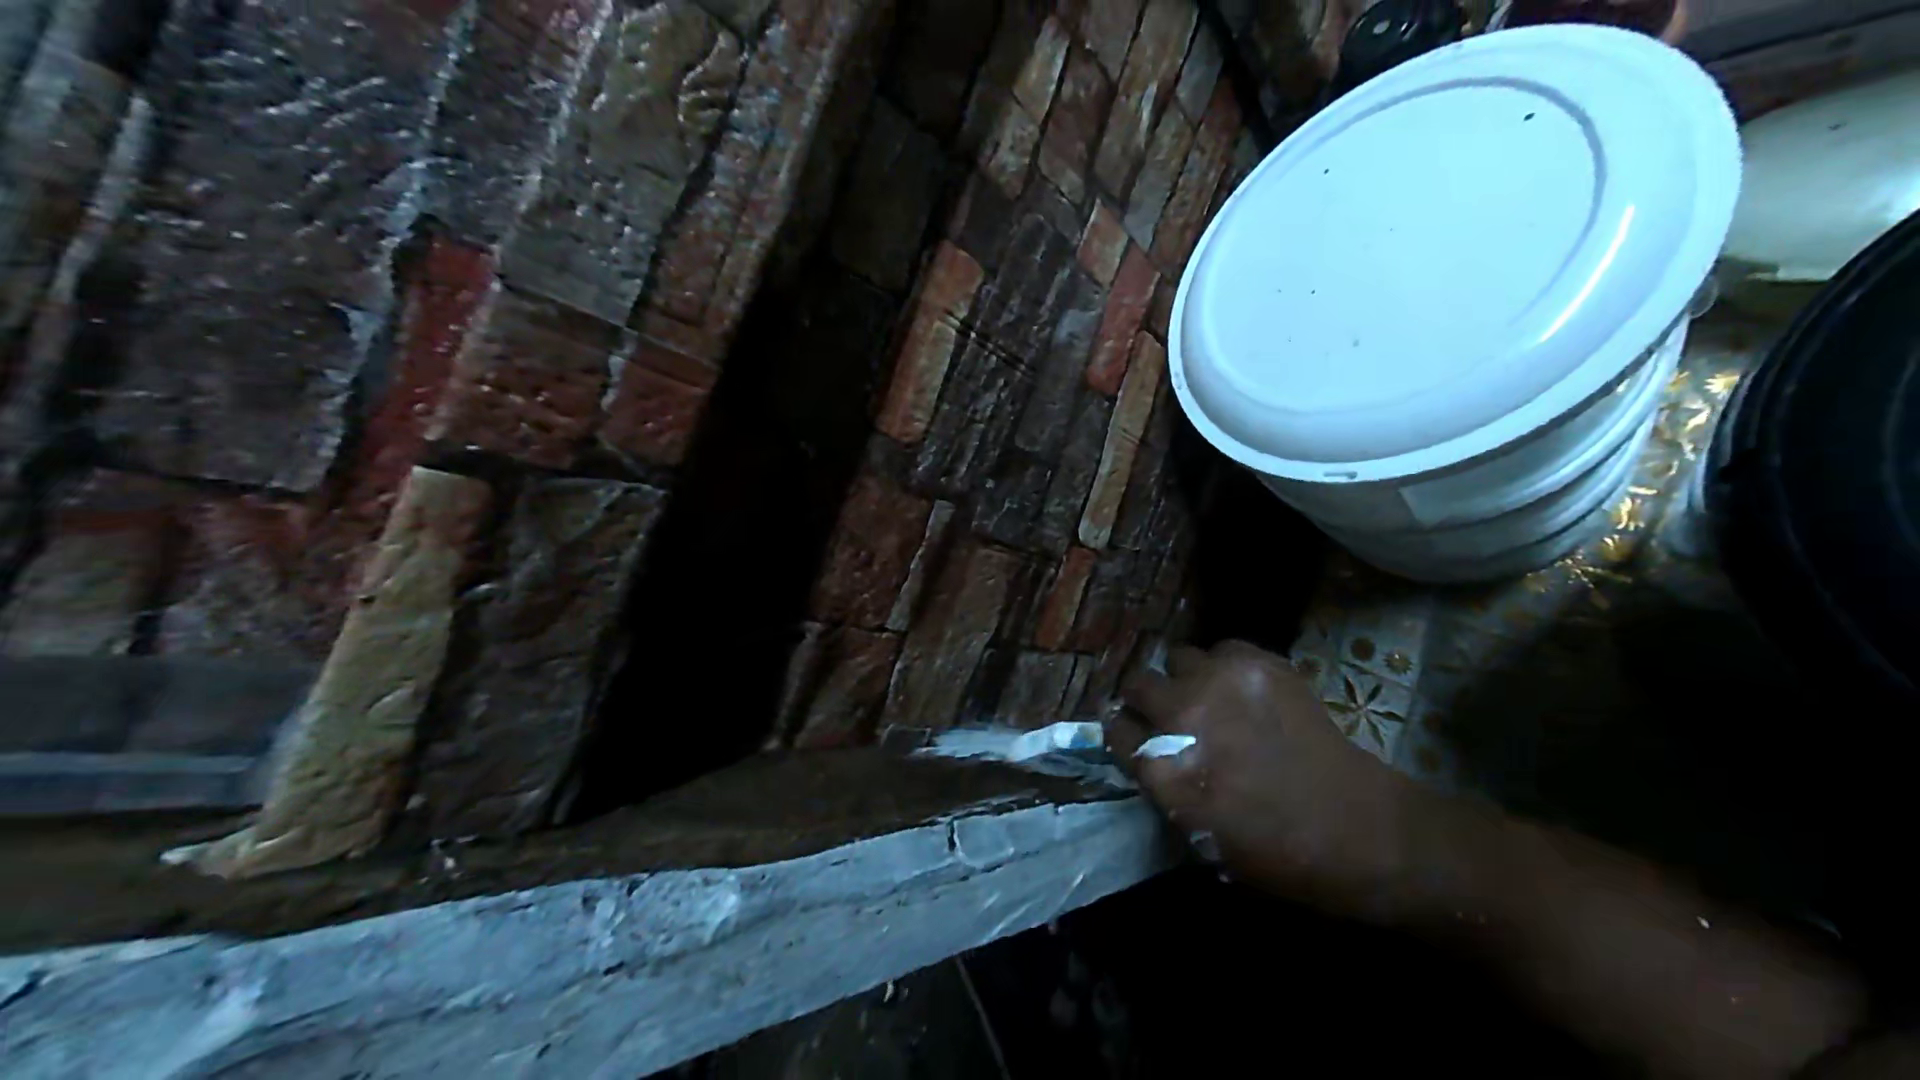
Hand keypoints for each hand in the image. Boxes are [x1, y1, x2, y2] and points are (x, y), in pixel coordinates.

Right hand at [1108, 641, 1421, 917]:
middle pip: (1138, 684)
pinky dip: (1226, 667)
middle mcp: (1181, 715)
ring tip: (1210, 696)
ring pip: (1178, 657)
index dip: (1124, 729)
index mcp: (1161, 768)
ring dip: (1187, 678)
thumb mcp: (1195, 834)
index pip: (1116, 728)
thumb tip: (1146, 751)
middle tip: (1170, 713)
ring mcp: (1220, 682)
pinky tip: (1244, 690)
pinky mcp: (1258, 664)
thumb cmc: (1273, 851)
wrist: (1357, 830)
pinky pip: (1222, 649)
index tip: (1133, 731)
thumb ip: (1161, 784)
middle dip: (1147, 700)